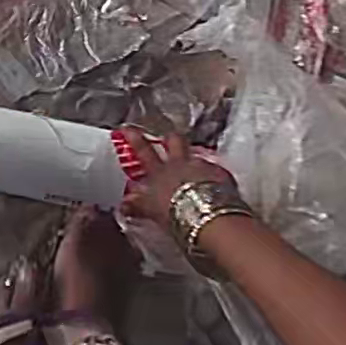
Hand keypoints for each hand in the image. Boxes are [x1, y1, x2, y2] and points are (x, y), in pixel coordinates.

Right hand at [115, 130, 237, 226]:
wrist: (208, 217)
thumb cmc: (176, 214)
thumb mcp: (152, 211)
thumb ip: (137, 206)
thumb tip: (124, 205)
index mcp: (160, 171)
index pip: (143, 150)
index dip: (134, 138)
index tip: (128, 128)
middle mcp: (180, 163)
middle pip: (174, 141)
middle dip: (170, 138)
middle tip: (168, 139)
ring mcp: (202, 167)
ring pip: (196, 154)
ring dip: (193, 160)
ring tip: (193, 168)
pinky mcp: (222, 175)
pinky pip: (215, 170)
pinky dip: (212, 176)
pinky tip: (213, 185)